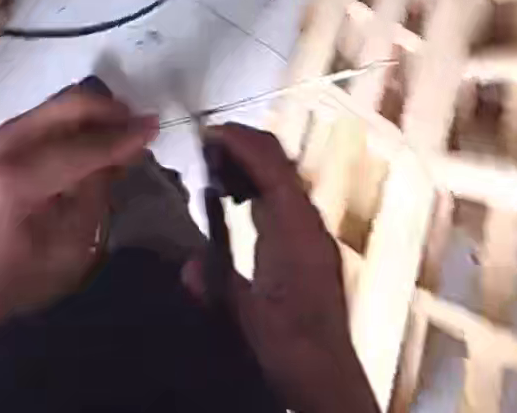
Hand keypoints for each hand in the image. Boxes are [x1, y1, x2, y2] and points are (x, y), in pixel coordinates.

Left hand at [0, 86, 157, 318]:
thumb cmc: (28, 269)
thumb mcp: (74, 244)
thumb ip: (99, 190)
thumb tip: (127, 147)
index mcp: (21, 178)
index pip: (82, 146)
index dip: (122, 136)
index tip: (155, 126)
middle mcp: (10, 142)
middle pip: (71, 104)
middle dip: (112, 111)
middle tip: (143, 125)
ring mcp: (8, 130)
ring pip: (65, 100)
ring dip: (100, 112)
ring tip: (127, 133)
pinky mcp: (12, 128)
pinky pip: (58, 109)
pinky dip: (85, 117)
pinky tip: (103, 137)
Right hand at [188, 124, 379, 412]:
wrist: (330, 383)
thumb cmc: (294, 351)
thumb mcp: (252, 323)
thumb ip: (220, 288)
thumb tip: (186, 264)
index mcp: (300, 233)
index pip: (273, 168)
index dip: (241, 143)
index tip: (207, 133)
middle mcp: (308, 222)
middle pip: (279, 161)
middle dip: (242, 142)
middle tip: (203, 140)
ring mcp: (307, 228)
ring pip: (279, 172)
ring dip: (246, 157)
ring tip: (210, 157)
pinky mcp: (302, 239)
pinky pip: (277, 191)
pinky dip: (252, 177)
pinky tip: (229, 189)